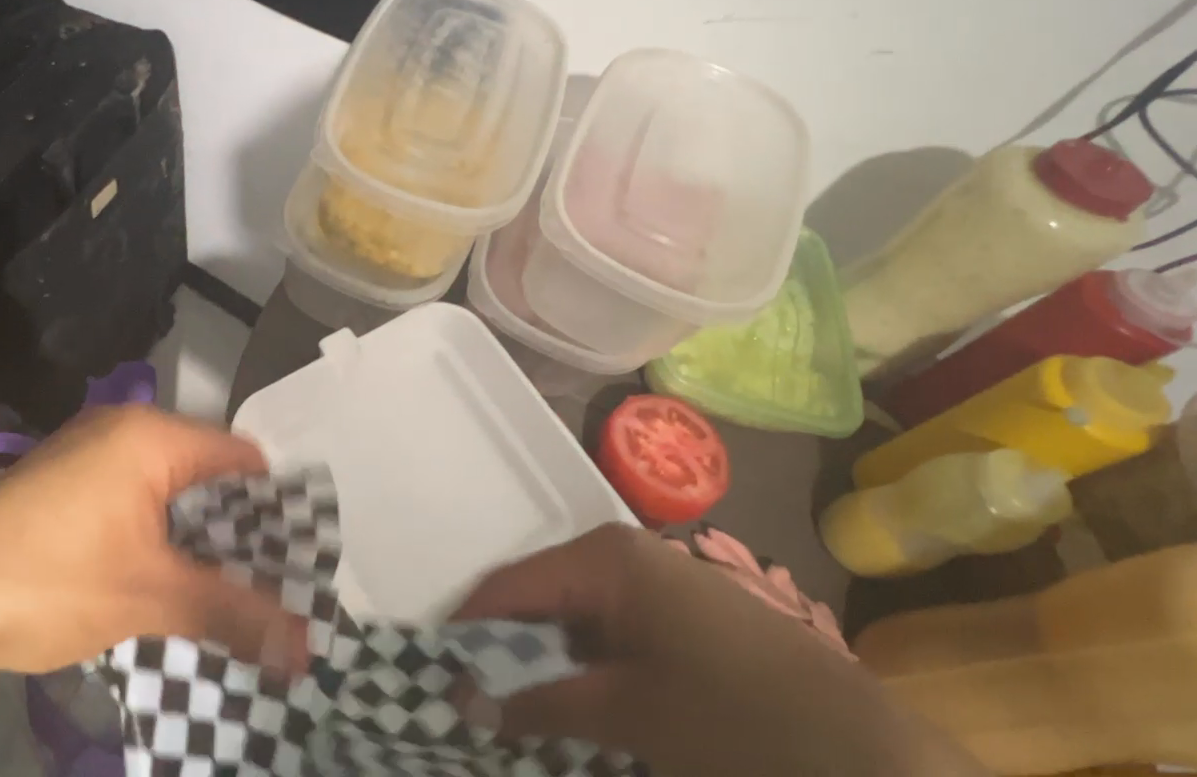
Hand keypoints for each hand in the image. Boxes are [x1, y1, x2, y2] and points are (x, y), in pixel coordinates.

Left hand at [0, 404, 308, 675]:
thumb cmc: (51, 582)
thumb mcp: (151, 598)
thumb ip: (233, 613)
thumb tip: (306, 649)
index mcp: (149, 436)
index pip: (239, 453)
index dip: (275, 500)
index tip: (299, 550)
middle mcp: (120, 427)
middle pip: (203, 465)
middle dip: (236, 520)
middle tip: (270, 574)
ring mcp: (84, 448)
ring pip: (165, 480)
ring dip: (194, 526)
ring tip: (226, 579)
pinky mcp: (60, 476)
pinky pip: (130, 488)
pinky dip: (156, 523)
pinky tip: (164, 567)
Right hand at [453, 525, 984, 776]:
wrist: (875, 756)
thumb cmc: (737, 719)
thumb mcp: (628, 712)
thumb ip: (540, 700)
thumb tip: (466, 702)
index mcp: (606, 557)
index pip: (510, 585)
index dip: (470, 628)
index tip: (436, 674)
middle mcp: (627, 553)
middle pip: (541, 596)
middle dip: (506, 648)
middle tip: (475, 699)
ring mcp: (660, 582)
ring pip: (575, 616)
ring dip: (547, 661)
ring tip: (520, 709)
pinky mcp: (684, 615)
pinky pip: (612, 630)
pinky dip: (588, 665)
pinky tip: (581, 706)